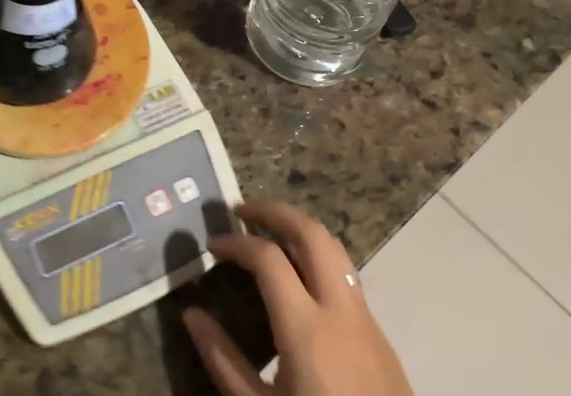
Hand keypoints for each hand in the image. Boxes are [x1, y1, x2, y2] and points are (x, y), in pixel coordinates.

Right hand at [183, 201, 411, 395]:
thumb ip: (223, 359)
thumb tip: (191, 315)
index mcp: (305, 329)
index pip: (267, 258)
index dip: (235, 243)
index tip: (212, 246)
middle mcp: (339, 310)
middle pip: (311, 234)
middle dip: (274, 212)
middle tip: (242, 212)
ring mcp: (365, 318)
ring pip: (335, 248)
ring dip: (299, 229)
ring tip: (268, 233)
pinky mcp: (379, 332)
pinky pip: (345, 275)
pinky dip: (317, 257)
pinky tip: (298, 277)